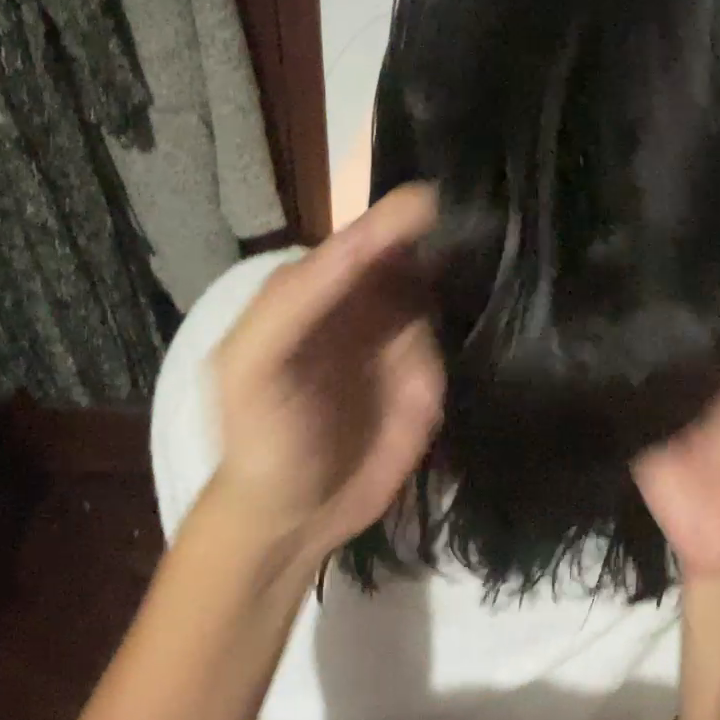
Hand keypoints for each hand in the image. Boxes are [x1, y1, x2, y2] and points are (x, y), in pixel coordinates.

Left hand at [210, 184, 444, 562]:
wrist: (292, 517)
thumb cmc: (260, 442)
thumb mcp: (250, 368)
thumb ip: (291, 304)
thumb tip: (355, 250)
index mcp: (307, 300)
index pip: (351, 251)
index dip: (386, 226)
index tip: (427, 201)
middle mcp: (353, 314)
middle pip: (397, 264)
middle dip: (428, 241)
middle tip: (464, 219)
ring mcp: (391, 350)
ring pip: (427, 301)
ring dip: (447, 280)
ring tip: (469, 260)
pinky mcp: (420, 387)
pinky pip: (441, 351)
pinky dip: (450, 337)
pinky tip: (460, 328)